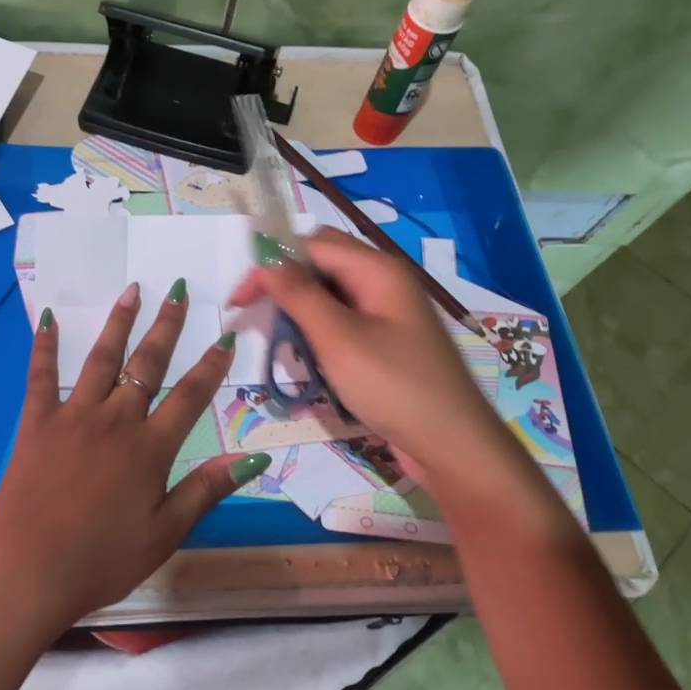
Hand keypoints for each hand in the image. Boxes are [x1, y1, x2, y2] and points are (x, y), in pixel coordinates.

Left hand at [0, 282, 271, 633]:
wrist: (28, 569)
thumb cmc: (102, 559)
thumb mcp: (164, 533)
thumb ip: (205, 490)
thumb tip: (254, 457)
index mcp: (149, 448)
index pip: (190, 396)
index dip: (211, 365)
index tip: (226, 335)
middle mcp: (114, 421)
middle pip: (147, 365)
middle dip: (166, 326)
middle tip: (178, 291)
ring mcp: (72, 417)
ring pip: (100, 359)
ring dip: (118, 324)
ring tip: (131, 291)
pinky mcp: (36, 424)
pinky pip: (40, 376)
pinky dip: (44, 346)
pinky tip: (46, 319)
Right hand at [229, 228, 506, 481]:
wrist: (452, 444)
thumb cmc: (394, 387)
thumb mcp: (338, 339)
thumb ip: (299, 295)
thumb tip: (267, 263)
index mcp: (377, 269)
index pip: (311, 245)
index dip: (271, 266)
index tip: (238, 302)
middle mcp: (384, 282)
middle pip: (322, 265)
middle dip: (285, 287)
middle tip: (256, 320)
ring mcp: (388, 313)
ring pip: (330, 296)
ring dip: (301, 315)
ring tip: (285, 347)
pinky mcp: (387, 342)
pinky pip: (344, 324)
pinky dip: (320, 336)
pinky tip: (311, 362)